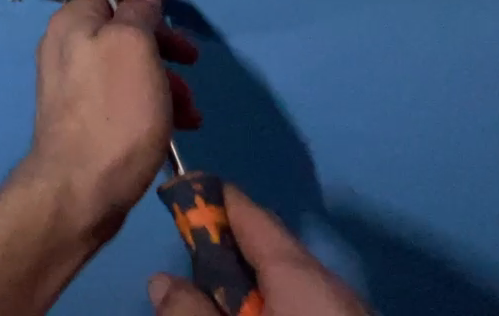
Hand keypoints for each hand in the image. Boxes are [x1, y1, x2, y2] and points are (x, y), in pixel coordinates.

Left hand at [9, 0, 200, 242]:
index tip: (172, 8)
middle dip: (162, 44)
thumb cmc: (114, 110)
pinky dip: (151, 105)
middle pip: (121, 30)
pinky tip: (177, 127)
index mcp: (72, 22)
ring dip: (164, 81)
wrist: (82, 187)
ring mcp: (72, 84)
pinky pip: (121, 98)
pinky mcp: (84, 118)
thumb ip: (138, 13)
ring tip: (190, 109)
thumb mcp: (134, 47)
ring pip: (127, 67)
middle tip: (192, 59)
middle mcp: (66, 47)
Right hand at [147, 187, 370, 315]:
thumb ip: (190, 313)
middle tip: (184, 283)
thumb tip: (164, 281)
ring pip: (288, 298)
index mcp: (305, 280)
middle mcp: (335, 296)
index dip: (210, 199)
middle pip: (268, 258)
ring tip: (212, 313)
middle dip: (223, 263)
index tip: (174, 195)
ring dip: (246, 304)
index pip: (250, 214)